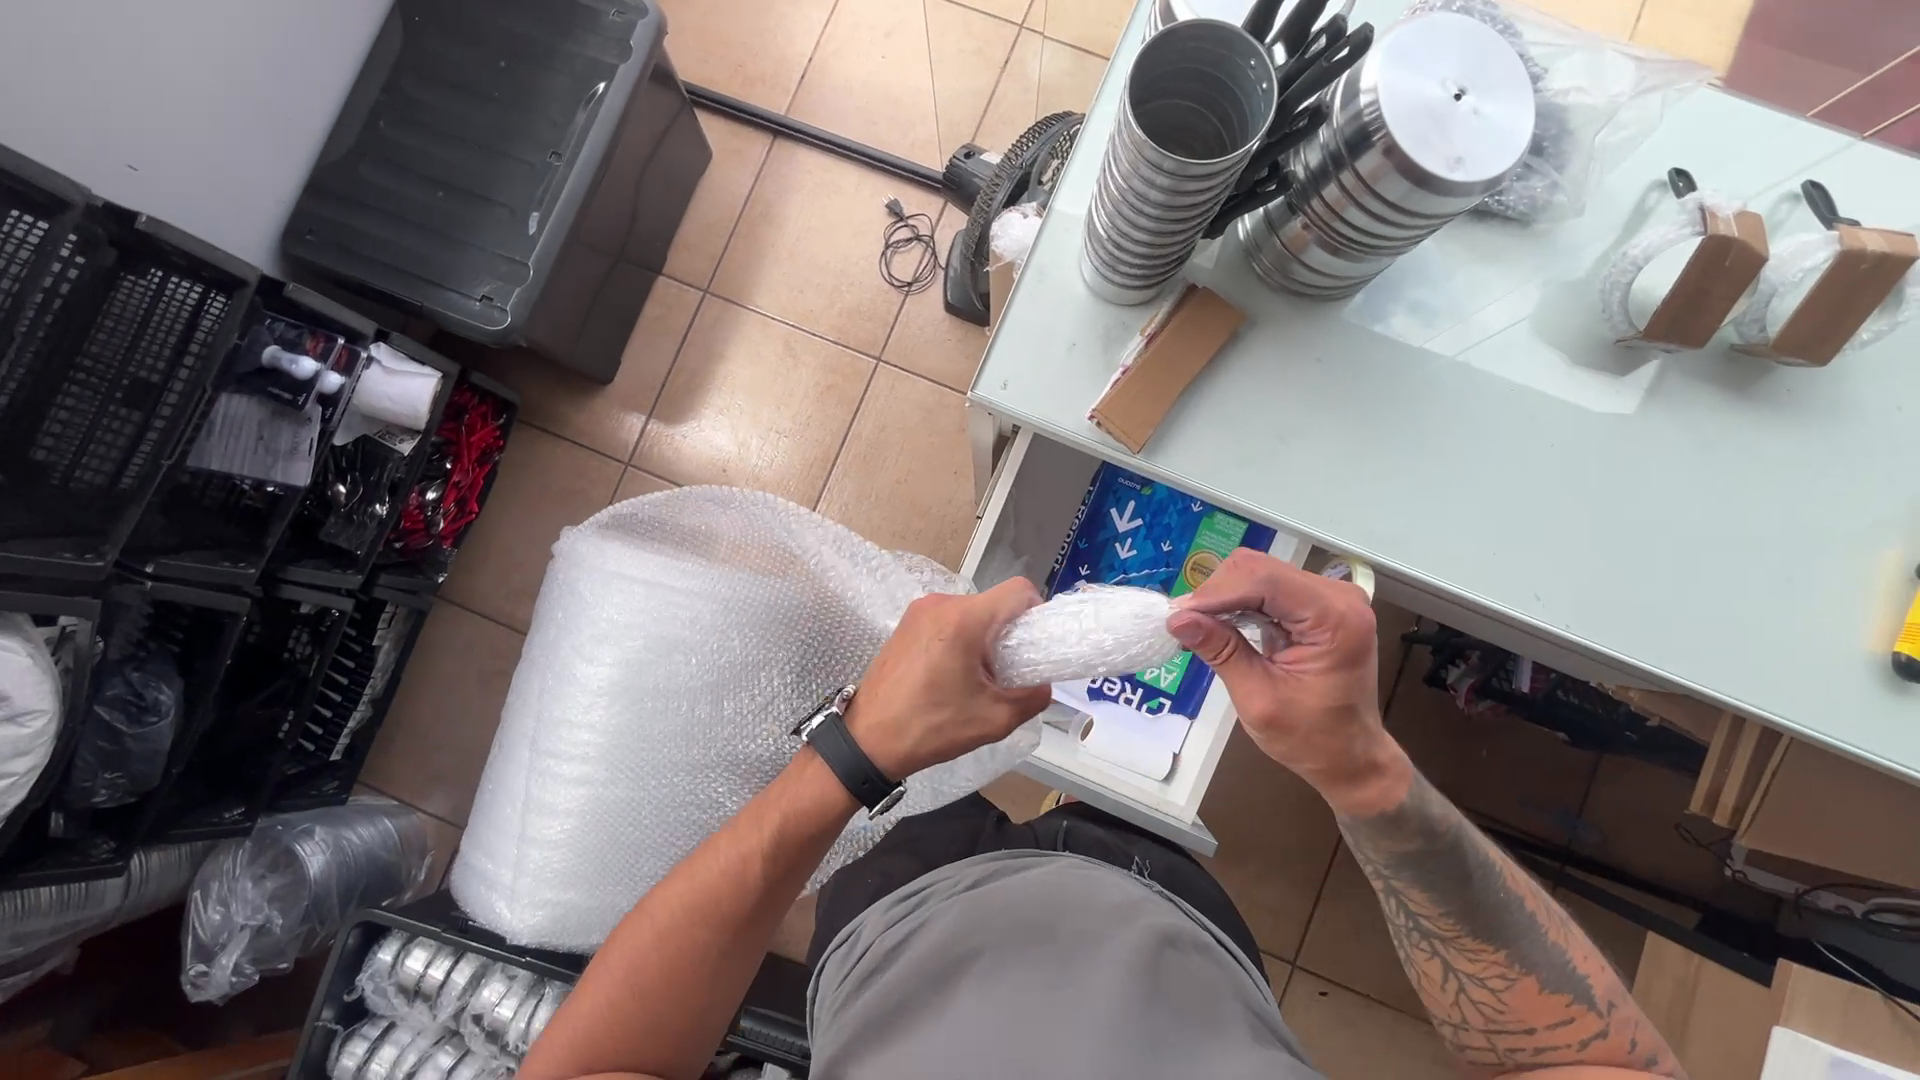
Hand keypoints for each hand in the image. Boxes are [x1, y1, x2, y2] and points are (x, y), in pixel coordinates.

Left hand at [843, 579, 1053, 779]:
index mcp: (963, 619)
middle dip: (1008, 633)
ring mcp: (918, 611)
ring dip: (983, 639)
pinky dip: (959, 640)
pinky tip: (952, 675)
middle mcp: (940, 604)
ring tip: (976, 679)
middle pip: (993, 603)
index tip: (1036, 643)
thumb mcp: (995, 719)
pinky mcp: (905, 624)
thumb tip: (1043, 684)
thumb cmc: (930, 728)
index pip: (1019, 590)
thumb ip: (1033, 696)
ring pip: (970, 613)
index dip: (1037, 612)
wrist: (867, 740)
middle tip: (1007, 672)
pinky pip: (947, 621)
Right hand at [1165, 549, 1409, 812]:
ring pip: (1258, 572)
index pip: (1264, 580)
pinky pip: (1266, 587)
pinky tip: (1219, 623)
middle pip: (1259, 569)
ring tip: (1197, 625)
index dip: (1215, 593)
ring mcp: (1329, 596)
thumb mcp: (1258, 698)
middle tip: (1184, 623)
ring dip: (1223, 596)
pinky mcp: (1316, 603)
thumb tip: (1177, 619)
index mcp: (1335, 619)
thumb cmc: (1311, 738)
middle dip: (1216, 593)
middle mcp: (1337, 596)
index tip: (1177, 616)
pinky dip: (1237, 601)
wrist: (1349, 756)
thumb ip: (1221, 651)